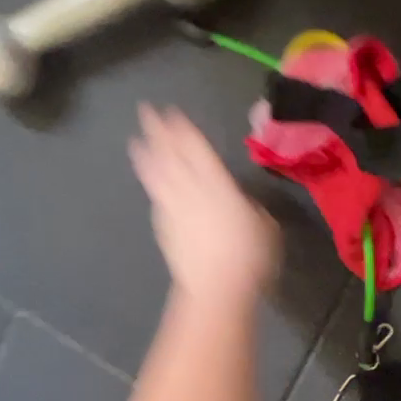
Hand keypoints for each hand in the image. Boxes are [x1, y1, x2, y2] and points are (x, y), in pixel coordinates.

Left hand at [128, 103, 279, 303]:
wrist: (216, 288)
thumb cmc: (249, 256)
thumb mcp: (264, 226)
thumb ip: (249, 208)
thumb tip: (242, 205)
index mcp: (218, 183)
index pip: (197, 148)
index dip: (184, 129)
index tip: (172, 112)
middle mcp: (191, 189)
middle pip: (171, 154)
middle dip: (158, 132)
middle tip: (146, 112)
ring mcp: (174, 208)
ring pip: (157, 175)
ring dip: (147, 156)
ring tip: (136, 143)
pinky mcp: (164, 228)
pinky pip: (157, 198)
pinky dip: (152, 185)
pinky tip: (151, 182)